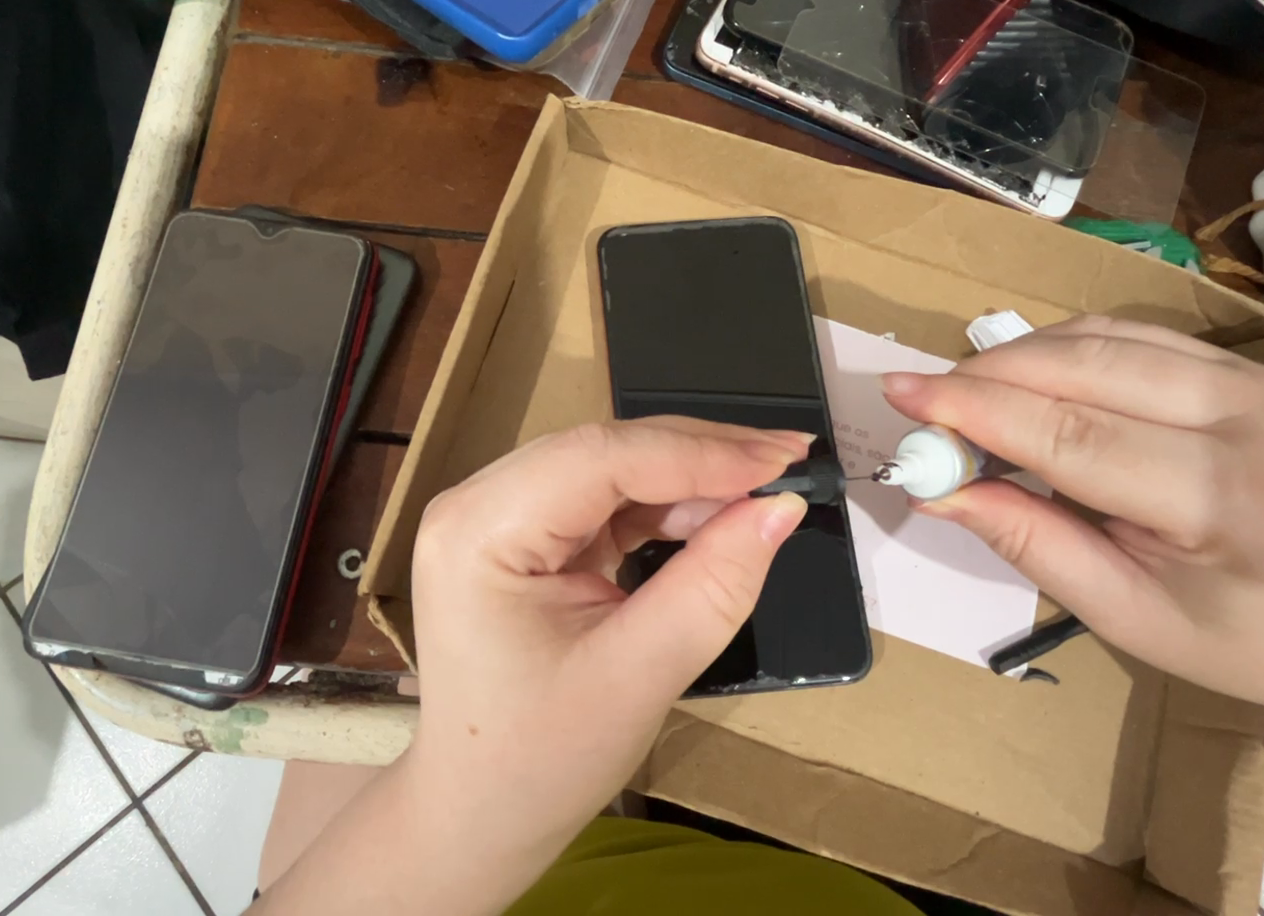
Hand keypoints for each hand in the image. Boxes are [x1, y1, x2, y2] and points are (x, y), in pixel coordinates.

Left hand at [398, 418, 810, 910]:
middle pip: (601, 452)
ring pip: (607, 468)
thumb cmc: (540, 761)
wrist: (476, 811)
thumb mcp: (637, 676)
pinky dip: (662, 505)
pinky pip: (602, 501)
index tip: (784, 457)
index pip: (600, 458)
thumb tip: (782, 507)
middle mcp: (478, 502)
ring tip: (762, 487)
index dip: (698, 452)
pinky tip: (712, 513)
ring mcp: (496, 515)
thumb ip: (713, 585)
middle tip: (787, 458)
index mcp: (479, 529)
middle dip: (698, 455)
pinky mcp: (522, 535)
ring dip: (686, 476)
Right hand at [880, 315, 1263, 731]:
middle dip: (982, 375)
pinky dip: (1061, 350)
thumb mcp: (1125, 614)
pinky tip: (1027, 381)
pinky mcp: (1258, 369)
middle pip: (1084, 367)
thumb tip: (935, 487)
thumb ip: (1026, 538)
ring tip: (963, 396)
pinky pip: (1134, 337)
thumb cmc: (1251, 643)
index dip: (971, 409)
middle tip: (918, 400)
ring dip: (1016, 358)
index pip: (1072, 434)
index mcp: (1240, 503)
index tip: (897, 393)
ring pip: (1104, 338)